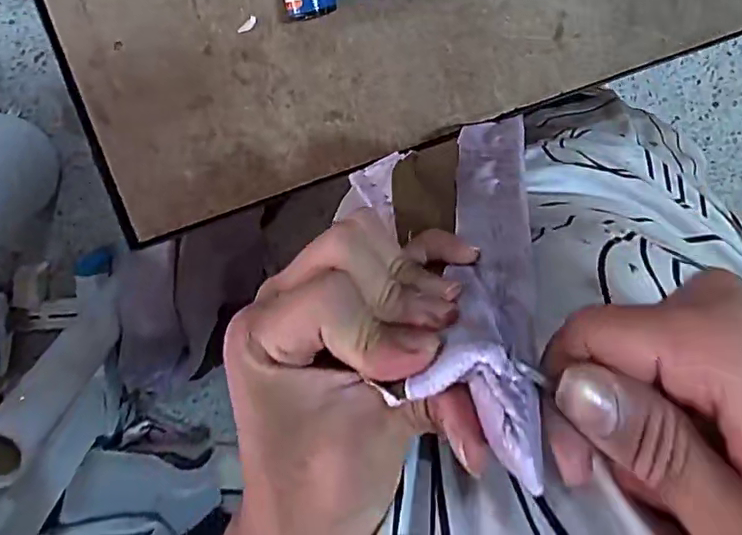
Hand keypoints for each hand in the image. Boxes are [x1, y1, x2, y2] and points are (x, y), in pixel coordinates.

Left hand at [225, 212, 491, 534]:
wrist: (309, 513)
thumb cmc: (323, 483)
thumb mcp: (375, 439)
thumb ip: (432, 394)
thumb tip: (478, 361)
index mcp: (263, 331)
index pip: (331, 297)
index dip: (377, 331)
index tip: (413, 367)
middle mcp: (280, 295)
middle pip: (346, 245)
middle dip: (397, 288)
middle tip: (436, 330)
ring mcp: (311, 283)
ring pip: (365, 234)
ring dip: (411, 273)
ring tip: (444, 315)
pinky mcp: (348, 286)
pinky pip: (385, 244)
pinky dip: (425, 249)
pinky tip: (461, 259)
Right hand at [542, 269, 741, 534]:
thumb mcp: (741, 525)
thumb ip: (650, 447)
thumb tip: (567, 384)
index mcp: (714, 332)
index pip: (589, 334)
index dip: (567, 400)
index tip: (583, 476)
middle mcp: (717, 299)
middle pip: (616, 348)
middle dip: (617, 426)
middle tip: (663, 507)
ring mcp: (735, 312)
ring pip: (642, 361)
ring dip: (648, 432)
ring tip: (700, 498)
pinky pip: (677, 363)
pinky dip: (679, 419)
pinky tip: (719, 470)